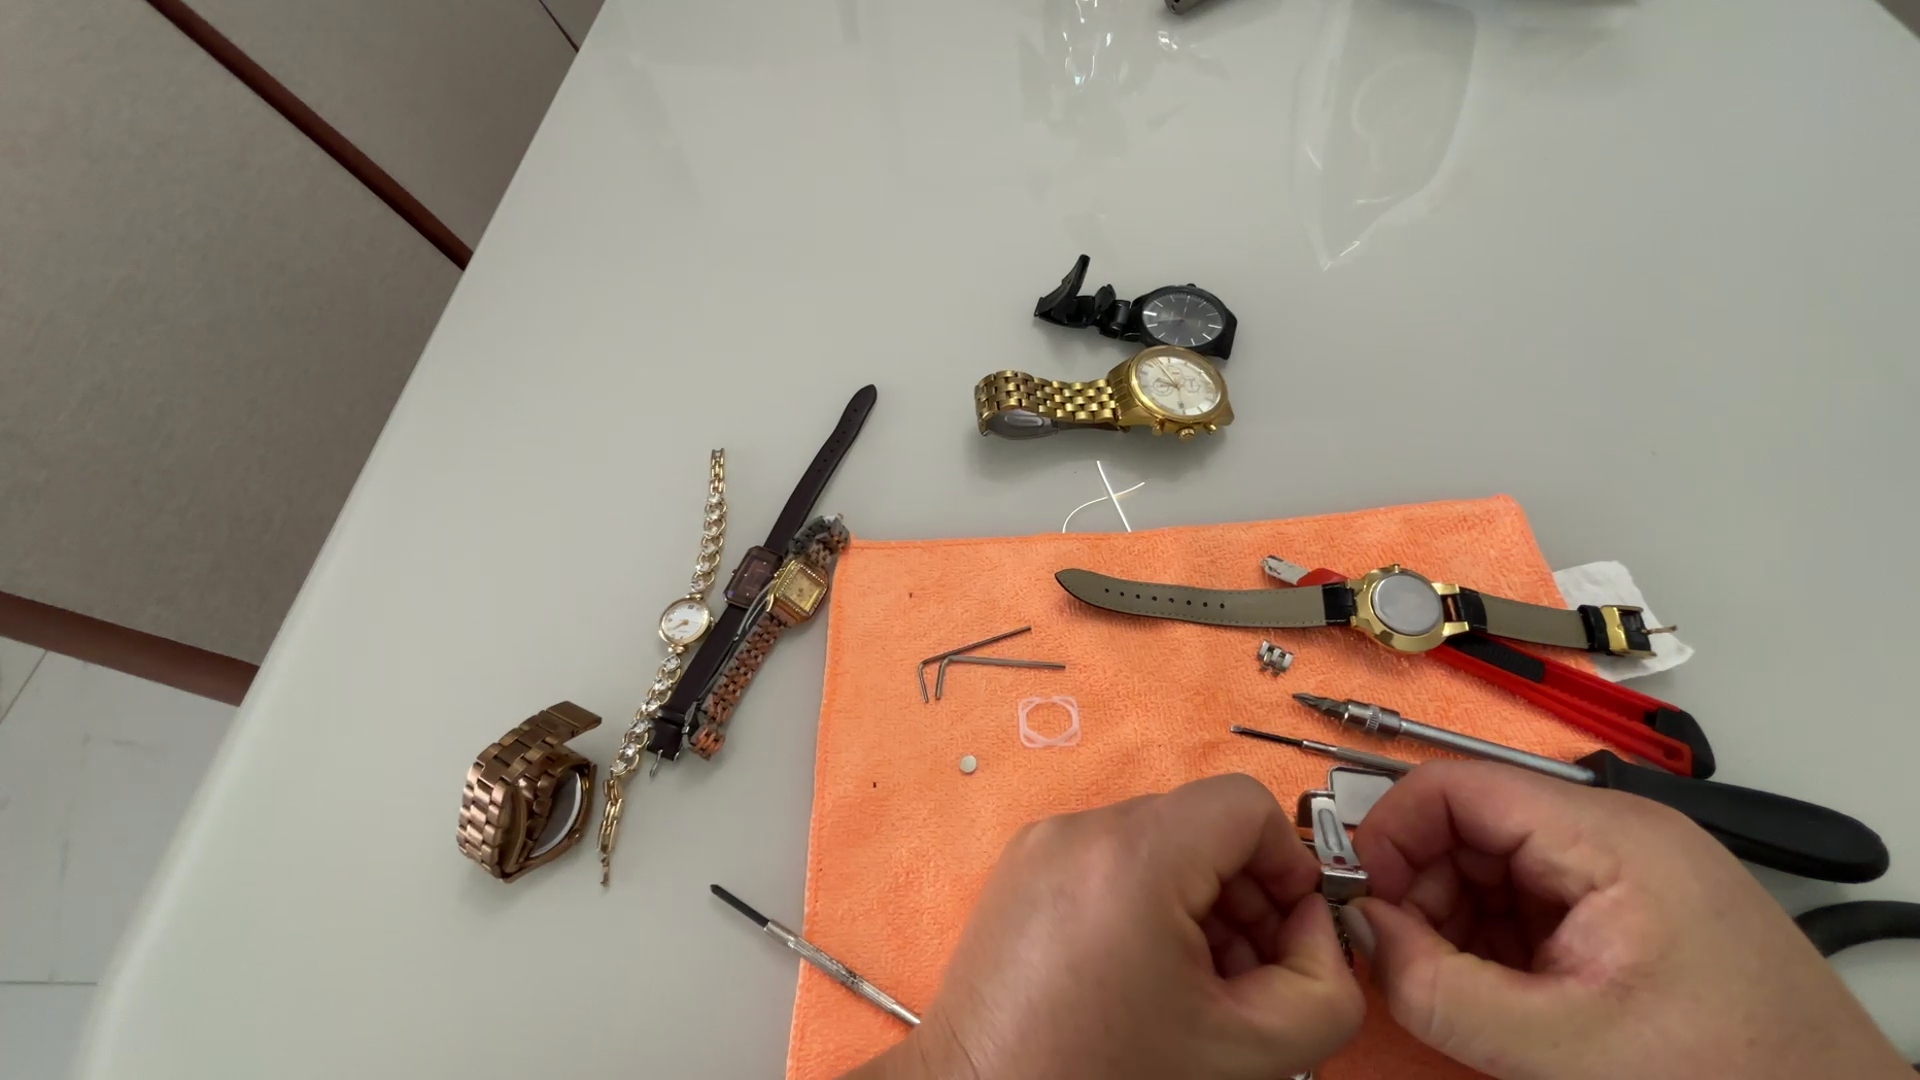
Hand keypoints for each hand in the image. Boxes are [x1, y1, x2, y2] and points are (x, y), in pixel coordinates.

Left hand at [848, 774, 1363, 1079]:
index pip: (1243, 801)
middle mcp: (1081, 827)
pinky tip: (1142, 970)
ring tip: (1196, 984)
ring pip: (1156, 840)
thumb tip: (1314, 924)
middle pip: (1199, 823)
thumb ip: (1323, 983)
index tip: (1291, 928)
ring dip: (1197, 899)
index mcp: (1133, 854)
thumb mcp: (1250, 1052)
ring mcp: (1044, 840)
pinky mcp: (1022, 862)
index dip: (1286, 860)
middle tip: (1249, 974)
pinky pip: (1108, 854)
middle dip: (1244, 891)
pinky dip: (1144, 896)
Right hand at [1349, 761, 1910, 1079]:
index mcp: (1610, 838)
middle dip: (1417, 887)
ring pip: (1485, 866)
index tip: (1360, 898)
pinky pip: (1519, 901)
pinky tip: (1487, 990)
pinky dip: (1483, 940)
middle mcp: (1613, 836)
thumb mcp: (1568, 1052)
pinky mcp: (1620, 911)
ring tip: (1446, 984)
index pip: (1457, 789)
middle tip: (1398, 956)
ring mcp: (1620, 873)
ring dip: (1446, 919)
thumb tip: (1357, 928)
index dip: (1391, 832)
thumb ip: (1438, 990)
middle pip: (1466, 826)